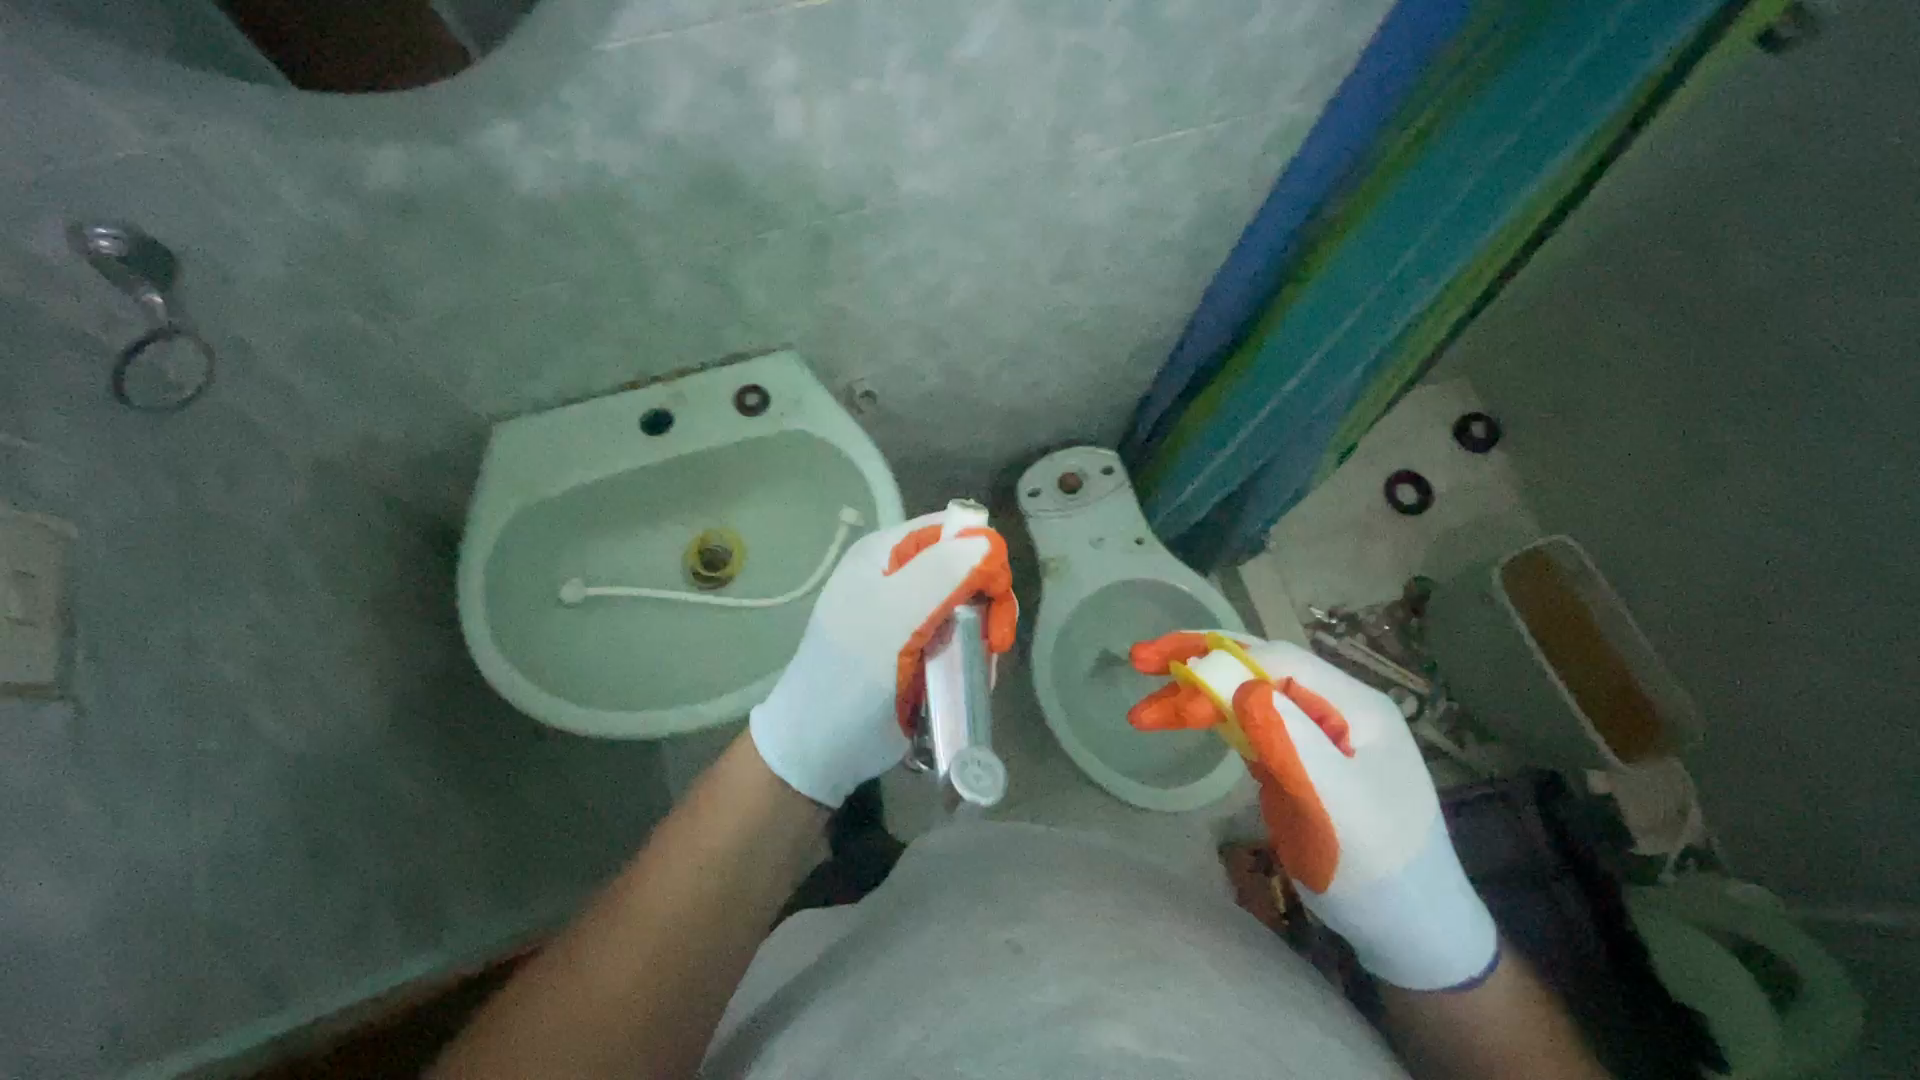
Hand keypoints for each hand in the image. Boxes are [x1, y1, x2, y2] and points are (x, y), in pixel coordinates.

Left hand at [750, 510, 1016, 807]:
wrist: (821, 747)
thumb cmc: (850, 676)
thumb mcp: (893, 616)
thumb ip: (941, 574)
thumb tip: (990, 542)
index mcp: (884, 554)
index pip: (952, 530)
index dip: (981, 556)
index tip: (993, 596)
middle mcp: (898, 577)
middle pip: (969, 570)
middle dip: (987, 605)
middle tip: (993, 641)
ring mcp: (909, 616)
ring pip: (971, 610)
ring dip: (981, 638)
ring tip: (973, 669)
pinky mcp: (919, 650)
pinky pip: (962, 641)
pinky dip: (971, 659)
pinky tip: (965, 681)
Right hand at [1130, 632, 1496, 990]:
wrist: (1408, 928)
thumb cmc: (1378, 869)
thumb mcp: (1336, 805)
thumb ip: (1290, 740)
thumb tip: (1242, 683)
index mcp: (1354, 706)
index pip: (1276, 664)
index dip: (1217, 663)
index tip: (1163, 681)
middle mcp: (1334, 707)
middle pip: (1256, 667)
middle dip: (1196, 661)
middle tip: (1138, 660)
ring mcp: (1314, 732)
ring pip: (1244, 695)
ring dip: (1194, 696)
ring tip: (1142, 712)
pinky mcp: (1296, 759)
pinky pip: (1247, 724)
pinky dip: (1210, 718)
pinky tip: (1180, 719)